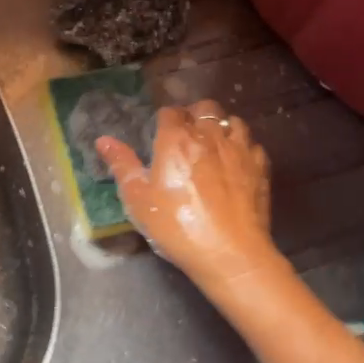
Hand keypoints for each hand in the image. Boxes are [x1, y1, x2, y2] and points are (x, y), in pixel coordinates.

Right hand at [96, 101, 286, 289]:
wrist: (231, 255)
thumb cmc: (177, 225)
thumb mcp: (138, 198)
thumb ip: (122, 164)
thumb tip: (103, 139)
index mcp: (176, 138)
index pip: (170, 111)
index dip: (165, 118)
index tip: (160, 133)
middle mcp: (209, 135)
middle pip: (205, 107)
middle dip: (195, 114)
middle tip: (187, 135)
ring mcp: (239, 150)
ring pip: (233, 121)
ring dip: (221, 127)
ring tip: (213, 144)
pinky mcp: (260, 168)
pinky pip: (252, 144)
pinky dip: (243, 147)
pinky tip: (236, 163)